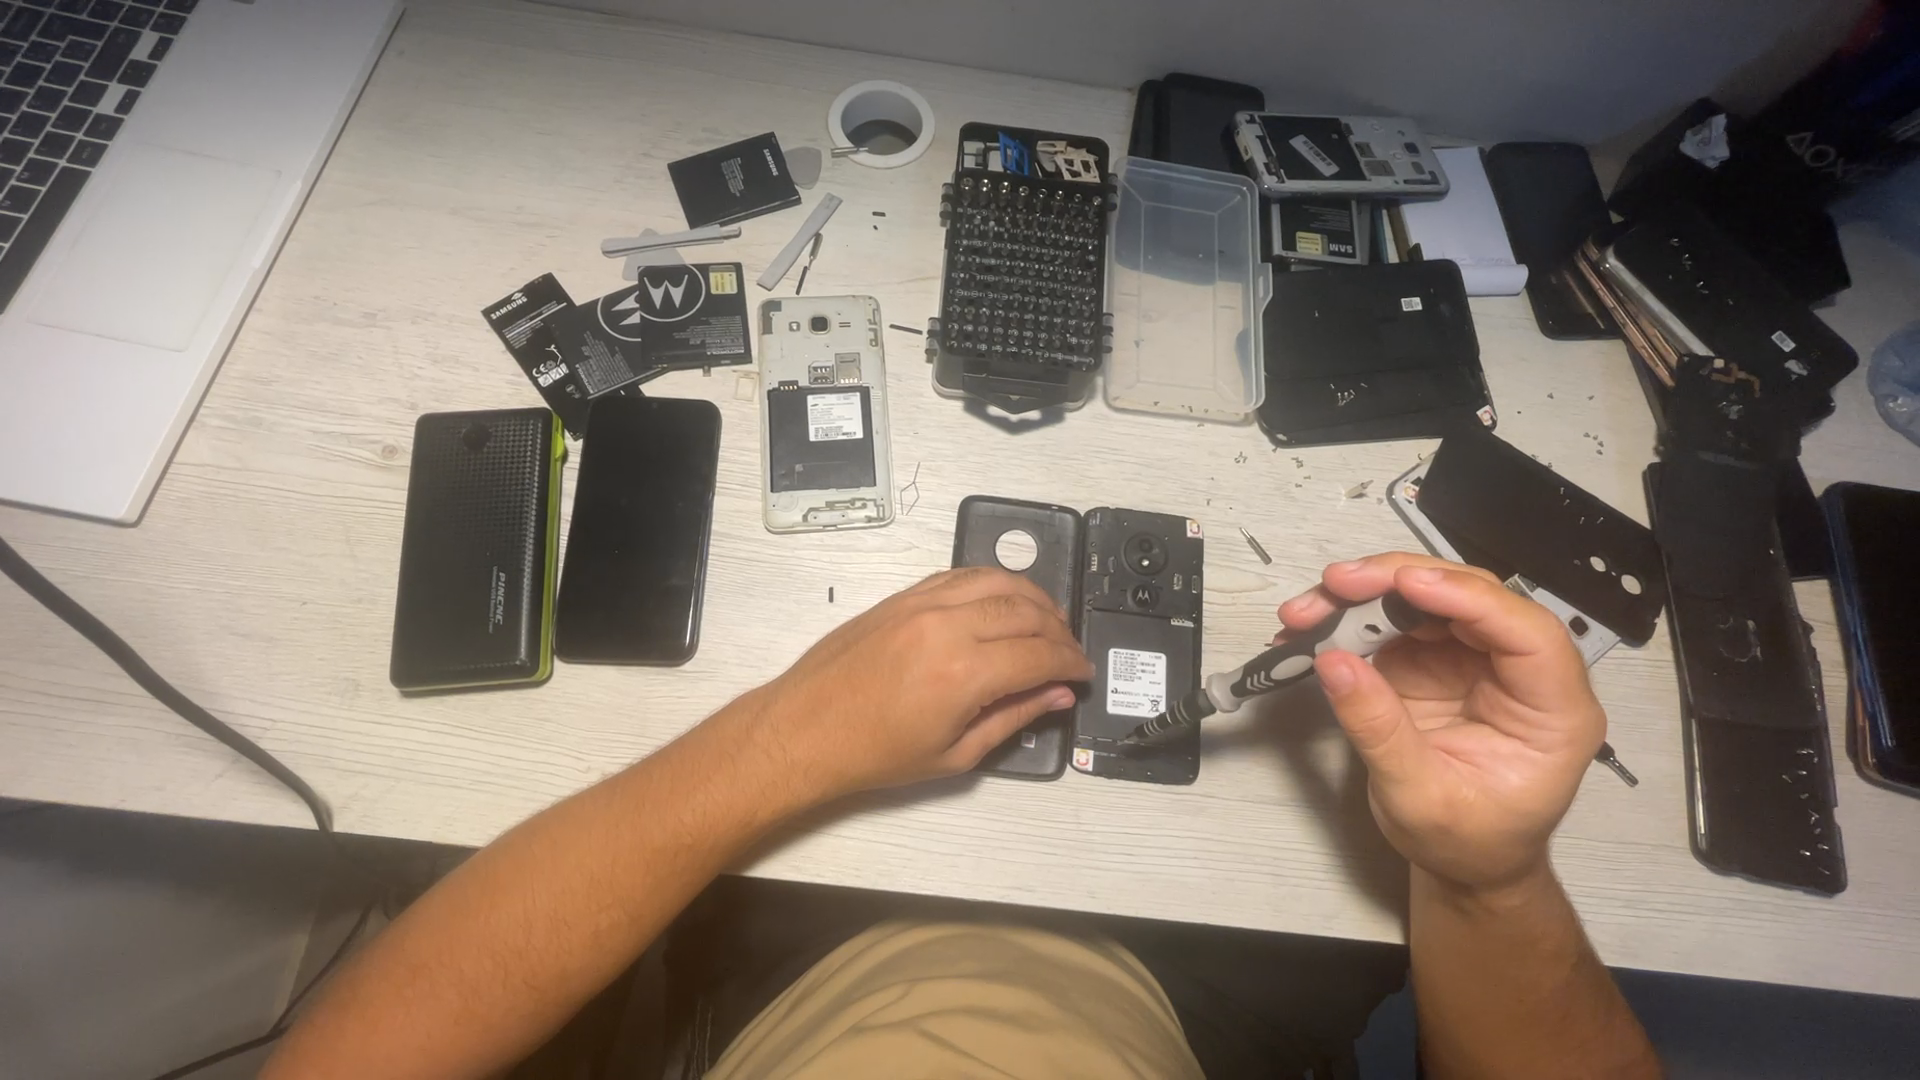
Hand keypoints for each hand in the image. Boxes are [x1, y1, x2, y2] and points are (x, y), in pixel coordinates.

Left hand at [750, 567, 1091, 798]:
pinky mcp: (904, 595)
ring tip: (1047, 621)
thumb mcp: (955, 753)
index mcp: (962, 673)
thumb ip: (1015, 717)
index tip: (1082, 673)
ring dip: (1032, 597)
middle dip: (1059, 629)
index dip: (1071, 663)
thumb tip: (1058, 694)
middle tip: (1068, 651)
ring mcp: (922, 603)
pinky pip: (961, 574)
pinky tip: (1003, 602)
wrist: (805, 729)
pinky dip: (992, 583)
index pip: (1040, 654)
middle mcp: (946, 626)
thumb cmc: (875, 754)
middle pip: (1026, 609)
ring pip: (997, 580)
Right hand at [1278, 553, 1605, 891]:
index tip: (1405, 584)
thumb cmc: (1463, 840)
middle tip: (1336, 583)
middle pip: (1469, 598)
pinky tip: (1306, 627)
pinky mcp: (1428, 659)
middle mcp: (1515, 670)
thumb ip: (1378, 729)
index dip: (1470, 599)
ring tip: (1303, 611)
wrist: (1460, 861)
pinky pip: (1389, 621)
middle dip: (1398, 580)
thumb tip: (1331, 661)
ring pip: (1423, 598)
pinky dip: (1345, 617)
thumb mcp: (1418, 798)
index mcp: (1551, 710)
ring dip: (1361, 594)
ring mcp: (1469, 659)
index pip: (1527, 635)